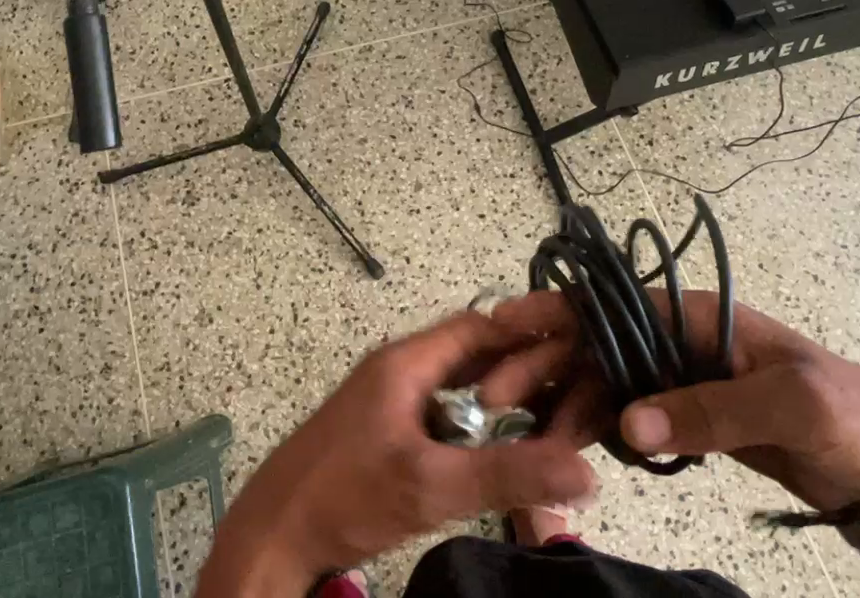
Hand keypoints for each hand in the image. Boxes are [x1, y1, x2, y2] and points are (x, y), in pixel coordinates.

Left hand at [198, 311, 596, 597]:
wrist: (275, 533)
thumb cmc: (344, 494)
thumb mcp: (430, 484)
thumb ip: (506, 473)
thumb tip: (584, 471)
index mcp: (405, 361)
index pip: (477, 326)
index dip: (526, 333)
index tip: (574, 351)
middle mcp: (400, 370)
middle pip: (472, 355)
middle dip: (521, 373)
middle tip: (569, 398)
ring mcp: (391, 401)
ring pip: (460, 387)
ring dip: (501, 403)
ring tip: (548, 426)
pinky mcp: (388, 431)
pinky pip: (445, 415)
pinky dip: (477, 427)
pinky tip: (502, 454)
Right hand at [480, 290, 859, 512]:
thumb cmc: (847, 416)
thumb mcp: (792, 406)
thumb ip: (711, 411)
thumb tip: (627, 424)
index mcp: (695, 317)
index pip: (610, 306)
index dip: (554, 311)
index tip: (501, 323)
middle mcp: (674, 340)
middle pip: (593, 345)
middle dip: (543, 364)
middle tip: (496, 395)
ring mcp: (675, 378)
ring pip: (600, 383)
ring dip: (561, 403)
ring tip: (525, 434)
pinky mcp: (680, 414)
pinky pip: (622, 415)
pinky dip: (592, 429)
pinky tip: (566, 447)